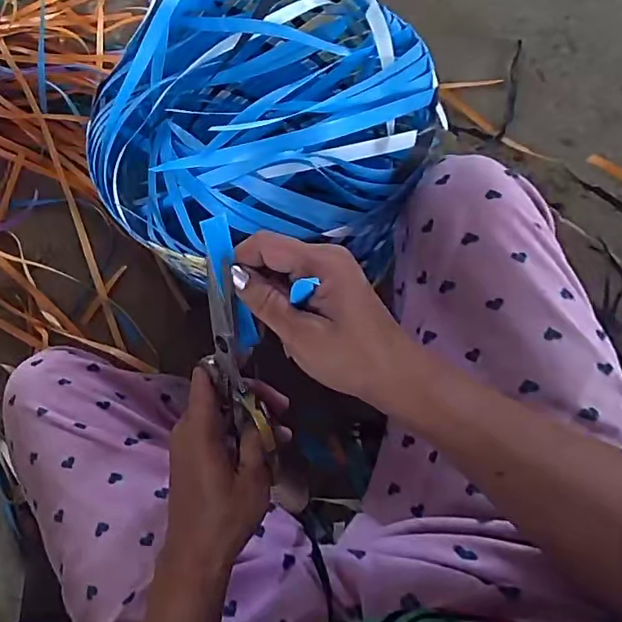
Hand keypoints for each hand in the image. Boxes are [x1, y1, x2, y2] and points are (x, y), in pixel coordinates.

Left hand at [161, 366, 273, 577]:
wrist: (194, 553)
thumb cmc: (225, 516)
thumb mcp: (253, 478)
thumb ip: (256, 439)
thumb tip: (261, 414)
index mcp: (199, 427)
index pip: (205, 376)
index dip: (229, 367)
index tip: (257, 371)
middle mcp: (187, 427)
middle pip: (217, 394)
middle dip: (250, 397)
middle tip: (283, 410)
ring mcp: (186, 442)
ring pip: (218, 414)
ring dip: (247, 418)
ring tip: (281, 434)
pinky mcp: (190, 456)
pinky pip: (212, 431)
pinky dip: (235, 433)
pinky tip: (263, 448)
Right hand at [232, 231, 419, 410]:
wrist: (399, 377)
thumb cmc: (351, 360)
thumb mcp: (299, 335)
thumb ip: (264, 302)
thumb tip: (233, 275)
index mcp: (320, 261)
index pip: (264, 243)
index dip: (237, 260)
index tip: (222, 290)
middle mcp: (326, 254)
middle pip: (272, 252)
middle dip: (252, 278)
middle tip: (247, 316)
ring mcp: (331, 266)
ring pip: (281, 266)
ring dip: (267, 291)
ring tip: (270, 326)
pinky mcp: (333, 280)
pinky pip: (295, 277)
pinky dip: (283, 296)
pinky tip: (287, 324)